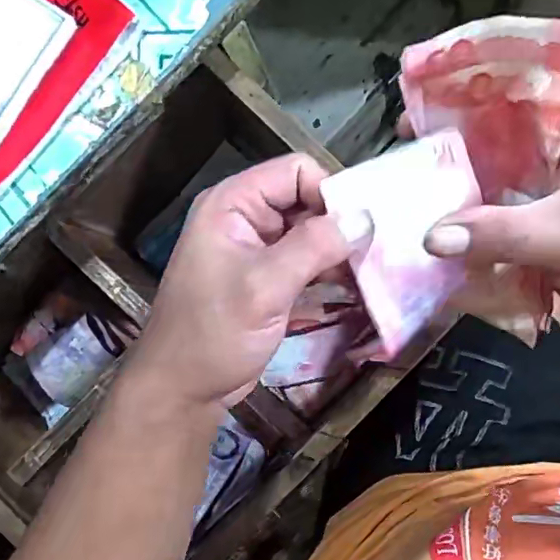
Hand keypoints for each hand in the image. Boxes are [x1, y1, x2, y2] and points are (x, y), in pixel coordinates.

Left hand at [127, 154, 371, 406]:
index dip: (330, 193)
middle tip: (376, 253)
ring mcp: (258, 251)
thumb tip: (364, 218)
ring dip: (340, 252)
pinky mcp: (270, 280)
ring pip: (312, 234)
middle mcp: (246, 219)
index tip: (360, 228)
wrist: (184, 388)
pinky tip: (357, 288)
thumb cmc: (213, 334)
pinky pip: (308, 263)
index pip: (296, 172)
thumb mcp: (265, 287)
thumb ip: (313, 248)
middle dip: (341, 225)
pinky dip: (331, 273)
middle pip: (307, 201)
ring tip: (373, 273)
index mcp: (233, 205)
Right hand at [421, 97, 559, 322]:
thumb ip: (502, 233)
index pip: (504, 94)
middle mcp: (551, 150)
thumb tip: (430, 237)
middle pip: (486, 143)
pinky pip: (492, 221)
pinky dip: (467, 231)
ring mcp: (543, 191)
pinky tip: (437, 244)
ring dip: (451, 199)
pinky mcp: (537, 227)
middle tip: (395, 176)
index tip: (409, 119)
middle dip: (443, 158)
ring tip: (404, 210)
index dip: (456, 99)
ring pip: (485, 184)